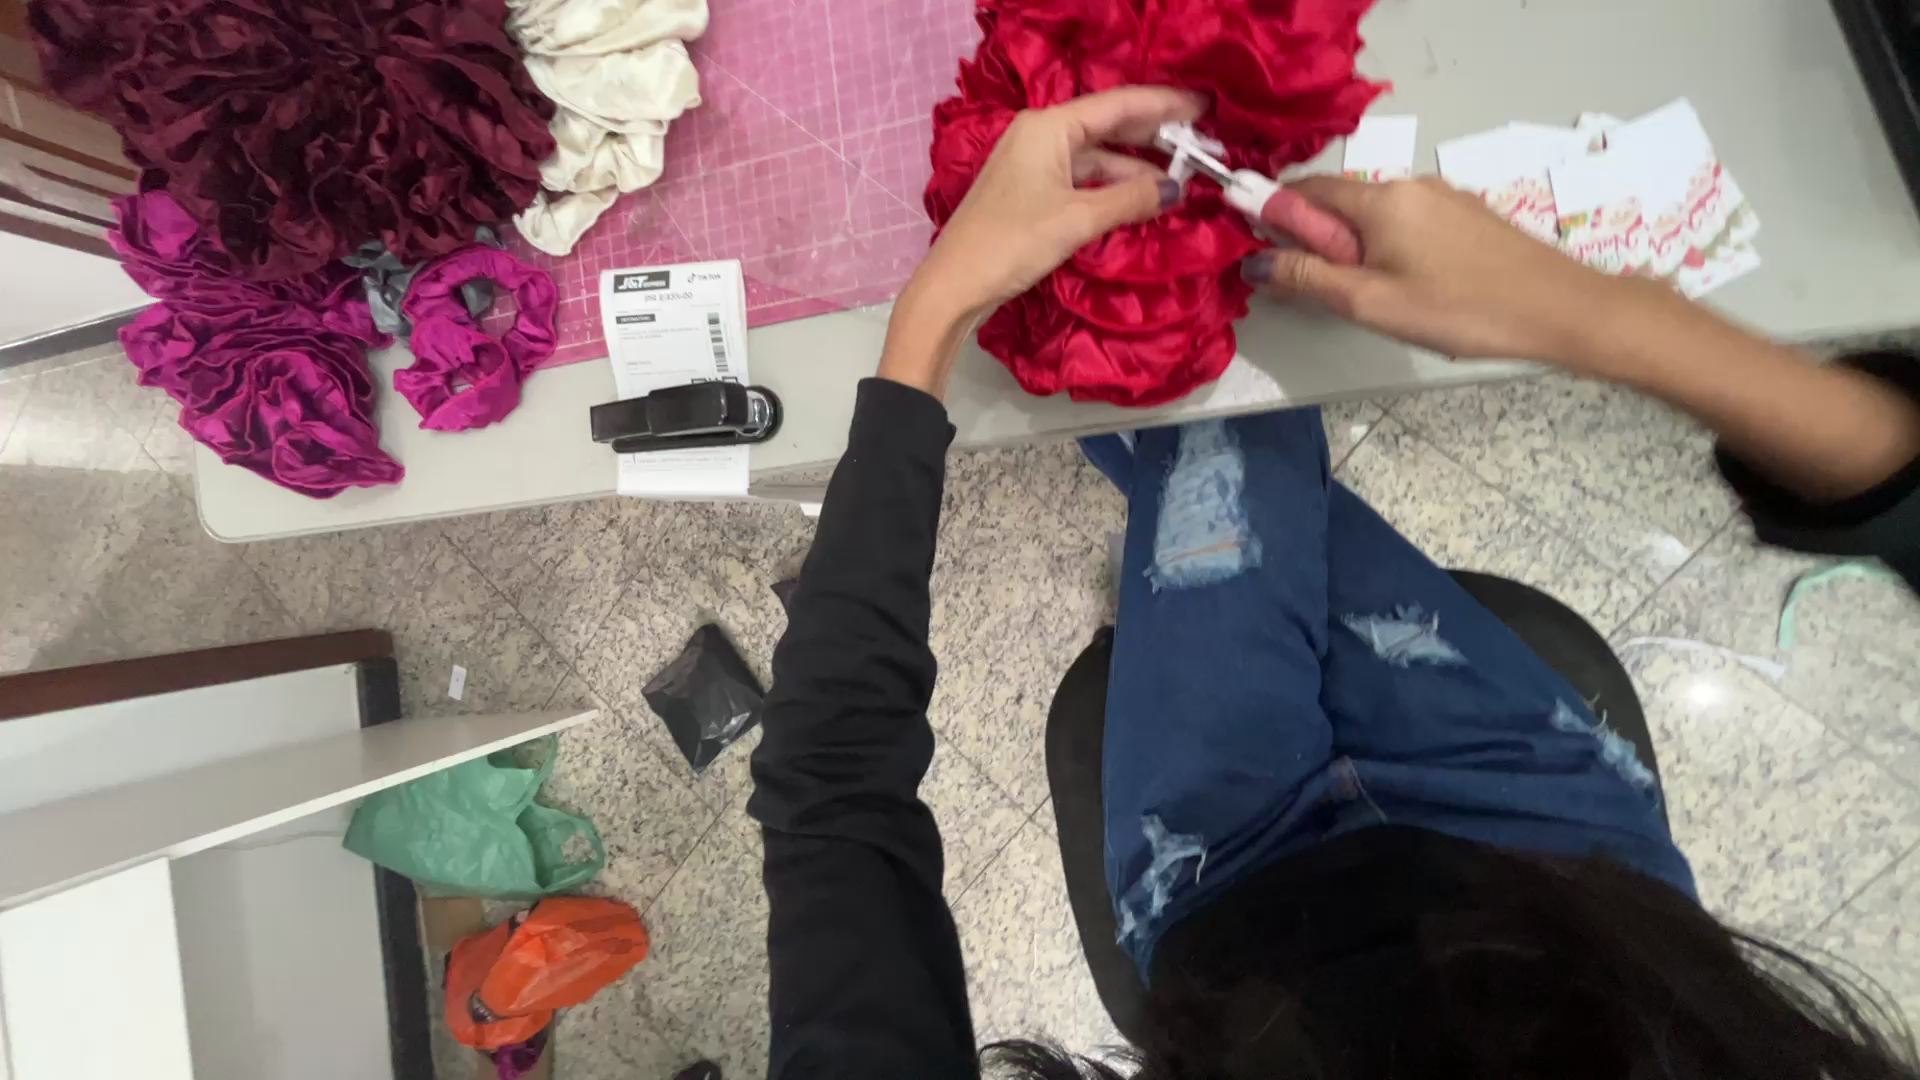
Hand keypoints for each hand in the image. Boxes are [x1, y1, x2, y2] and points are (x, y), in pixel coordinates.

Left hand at [881, 86, 1202, 396]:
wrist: (953, 287)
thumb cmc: (1010, 245)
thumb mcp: (1075, 220)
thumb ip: (1129, 200)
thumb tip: (1176, 190)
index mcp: (1048, 127)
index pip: (1118, 106)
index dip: (1165, 108)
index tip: (1205, 111)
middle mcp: (1039, 138)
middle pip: (1108, 130)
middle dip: (1153, 141)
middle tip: (1201, 148)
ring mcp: (1032, 169)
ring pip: (1095, 162)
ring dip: (1133, 174)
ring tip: (1178, 183)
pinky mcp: (1028, 198)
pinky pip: (1080, 185)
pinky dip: (1109, 193)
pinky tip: (1137, 204)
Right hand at [1241, 175, 1629, 365]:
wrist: (1556, 309)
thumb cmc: (1454, 309)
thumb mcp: (1366, 301)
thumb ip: (1306, 278)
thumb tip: (1253, 264)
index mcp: (1381, 200)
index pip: (1306, 191)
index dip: (1272, 214)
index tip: (1253, 247)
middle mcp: (1409, 185)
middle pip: (1337, 203)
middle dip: (1310, 239)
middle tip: (1307, 289)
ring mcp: (1440, 197)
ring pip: (1369, 216)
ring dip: (1344, 247)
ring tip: (1355, 295)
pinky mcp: (1461, 215)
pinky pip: (1399, 223)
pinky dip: (1376, 246)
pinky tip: (1392, 284)